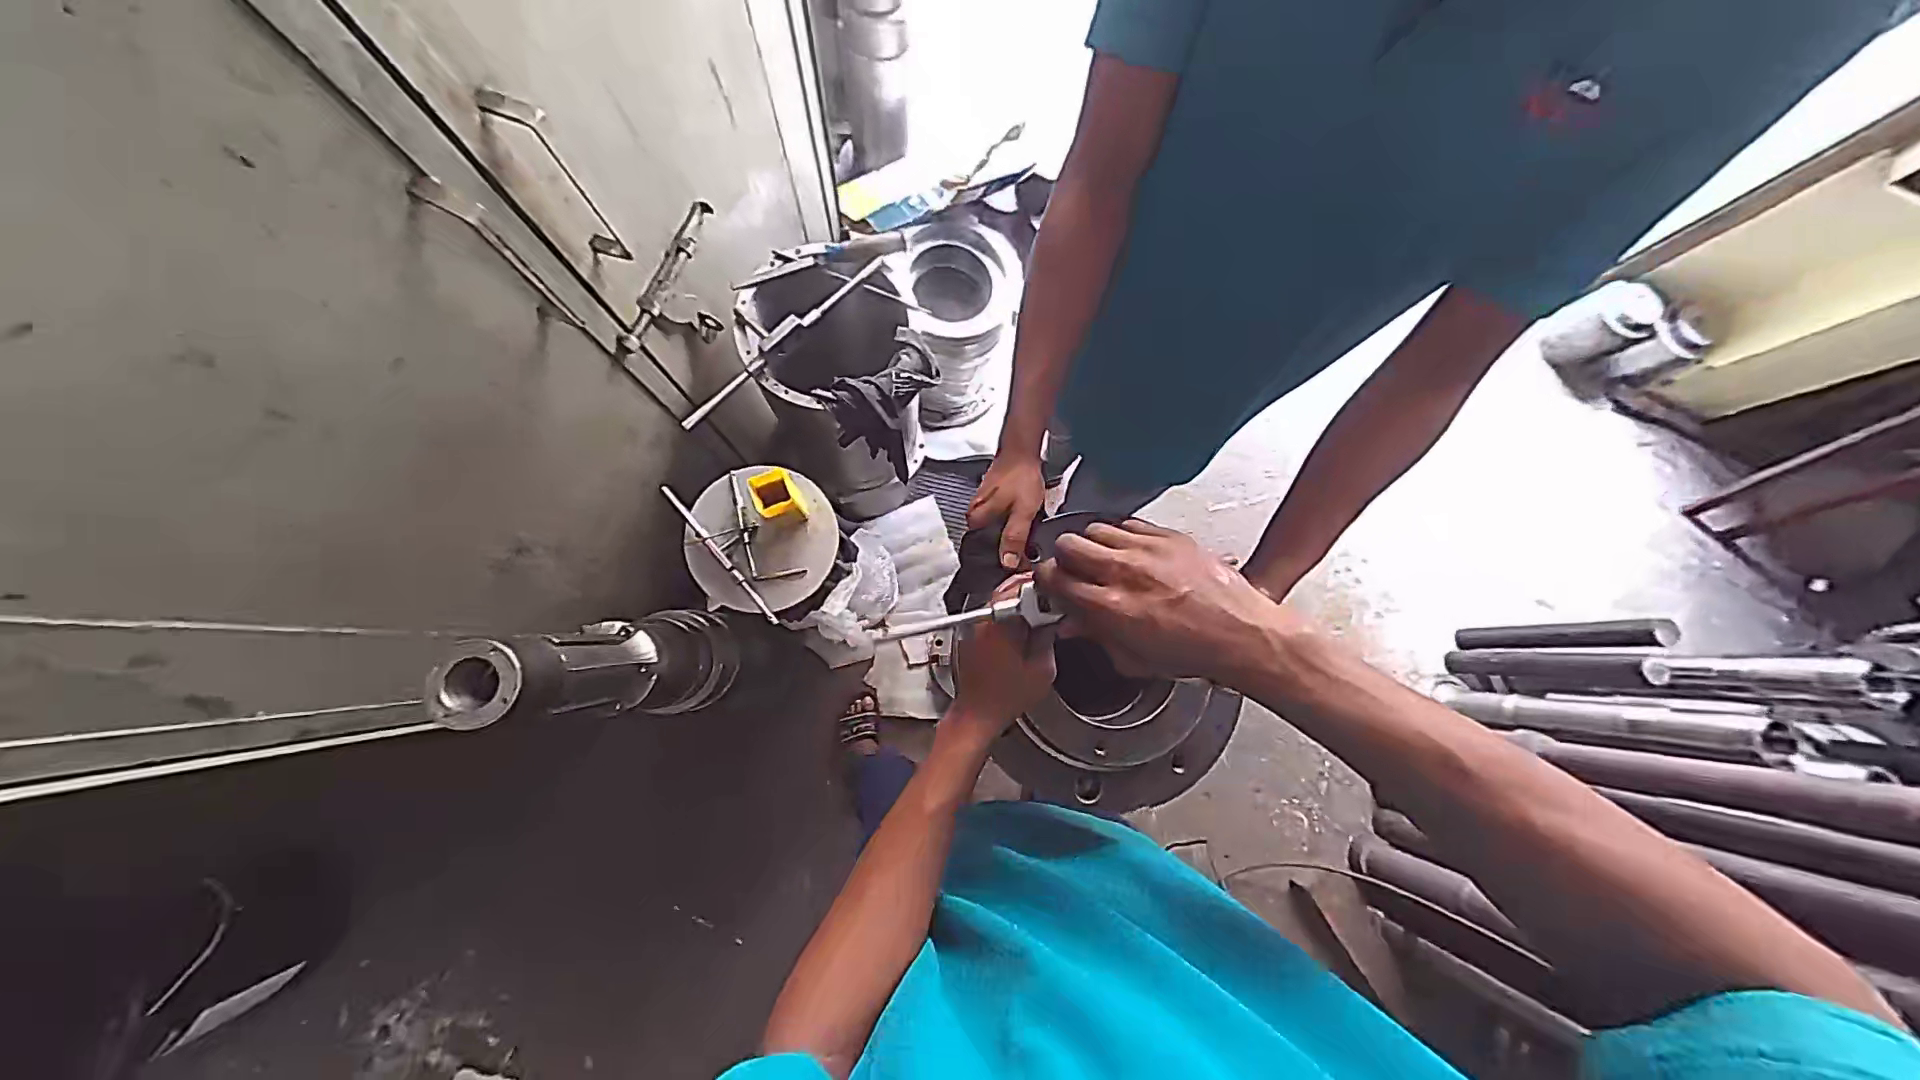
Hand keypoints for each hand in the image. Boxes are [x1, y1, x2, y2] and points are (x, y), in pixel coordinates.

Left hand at [949, 577, 1056, 743]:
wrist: (977, 714)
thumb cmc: (1005, 697)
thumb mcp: (1043, 669)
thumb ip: (1048, 637)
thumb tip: (1053, 619)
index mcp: (1003, 622)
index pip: (1024, 586)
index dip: (1043, 589)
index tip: (1054, 599)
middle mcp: (985, 619)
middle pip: (1009, 588)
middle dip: (1031, 594)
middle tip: (1048, 607)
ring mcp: (976, 626)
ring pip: (1000, 600)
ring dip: (1019, 604)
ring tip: (1036, 621)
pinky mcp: (973, 635)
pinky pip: (993, 615)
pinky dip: (1008, 617)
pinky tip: (1020, 634)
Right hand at [967, 453, 1044, 569]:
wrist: (1021, 452)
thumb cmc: (1021, 477)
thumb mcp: (1023, 511)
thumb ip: (1015, 537)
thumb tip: (1007, 562)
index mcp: (976, 520)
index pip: (985, 552)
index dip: (1004, 560)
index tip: (1020, 563)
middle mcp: (973, 515)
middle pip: (989, 544)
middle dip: (1007, 550)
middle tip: (1027, 552)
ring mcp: (980, 508)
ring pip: (994, 533)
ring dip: (1009, 538)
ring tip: (1026, 539)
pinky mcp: (989, 502)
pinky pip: (997, 522)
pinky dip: (1008, 526)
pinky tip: (1020, 524)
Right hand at [1037, 520, 1299, 683]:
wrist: (1244, 634)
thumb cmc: (1197, 651)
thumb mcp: (1135, 659)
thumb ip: (1096, 638)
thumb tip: (1073, 624)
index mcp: (1112, 607)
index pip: (1055, 579)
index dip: (1045, 582)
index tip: (1050, 586)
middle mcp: (1126, 572)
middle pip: (1068, 544)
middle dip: (1063, 559)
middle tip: (1072, 571)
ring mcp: (1149, 550)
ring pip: (1095, 529)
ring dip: (1092, 545)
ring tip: (1102, 562)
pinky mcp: (1169, 537)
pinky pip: (1129, 524)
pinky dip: (1121, 537)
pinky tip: (1129, 553)